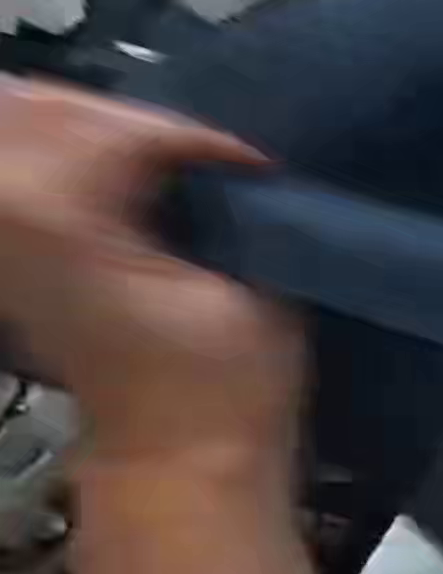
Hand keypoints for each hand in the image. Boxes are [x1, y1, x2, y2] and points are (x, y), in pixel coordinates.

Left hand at [0, 78, 302, 476]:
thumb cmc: (233, 381)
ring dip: (96, 131)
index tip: (263, 166)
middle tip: (217, 158)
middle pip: (41, 106)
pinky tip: (130, 179)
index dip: (198, 140)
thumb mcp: (256, 299)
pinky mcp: (9, 247)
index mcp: (56, 215)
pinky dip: (71, 155)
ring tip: (175, 160)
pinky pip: (17, 164)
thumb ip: (236, 227)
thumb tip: (241, 182)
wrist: (181, 444)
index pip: (116, 130)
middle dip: (138, 123)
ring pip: (16, 123)